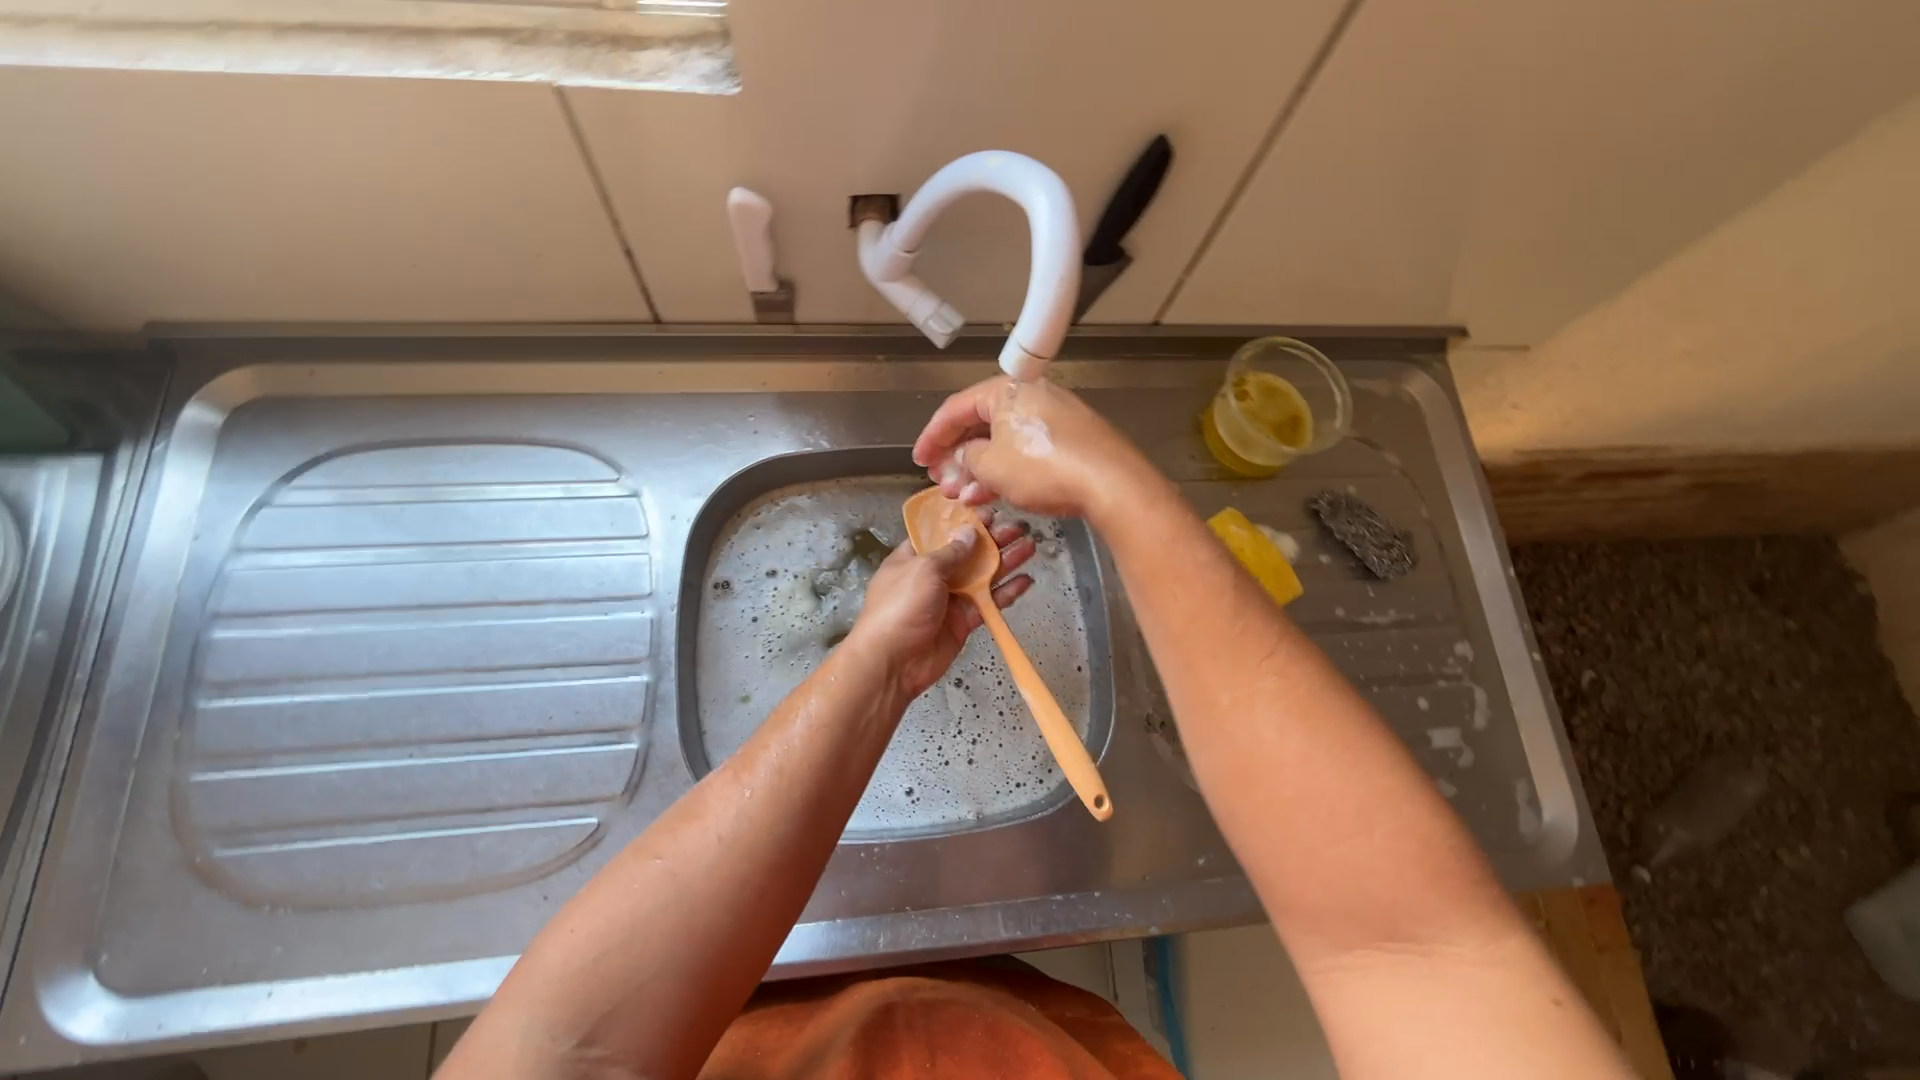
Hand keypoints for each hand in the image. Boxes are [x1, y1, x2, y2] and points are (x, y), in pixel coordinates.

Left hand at [843, 509, 1035, 701]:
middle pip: (968, 552)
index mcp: (914, 557)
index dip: (965, 522)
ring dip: (1005, 561)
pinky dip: (1007, 592)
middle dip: (992, 539)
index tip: (990, 512)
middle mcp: (933, 575)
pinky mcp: (964, 620)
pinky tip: (1026, 581)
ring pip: (983, 575)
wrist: (893, 662)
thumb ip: (950, 552)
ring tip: (1030, 546)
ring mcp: (950, 598)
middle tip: (1018, 528)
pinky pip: (989, 602)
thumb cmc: (900, 607)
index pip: (942, 533)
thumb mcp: (922, 569)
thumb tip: (970, 533)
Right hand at [911, 376, 1152, 519]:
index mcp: (1006, 389)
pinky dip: (1006, 471)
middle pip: (981, 423)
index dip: (932, 437)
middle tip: (941, 480)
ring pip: (1004, 441)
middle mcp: (1030, 395)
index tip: (919, 460)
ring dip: (979, 469)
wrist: (1111, 483)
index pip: (955, 408)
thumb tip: (959, 458)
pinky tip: (993, 495)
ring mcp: (1054, 417)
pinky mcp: (1071, 440)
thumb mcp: (992, 466)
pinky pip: (1027, 451)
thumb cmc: (1045, 468)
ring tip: (962, 495)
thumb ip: (966, 458)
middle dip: (956, 456)